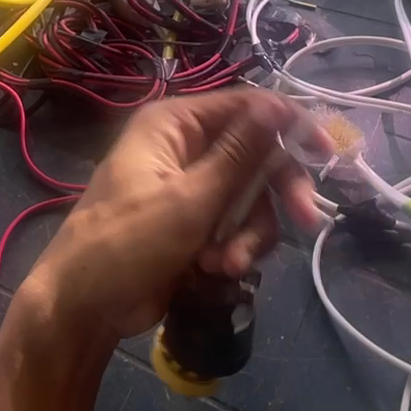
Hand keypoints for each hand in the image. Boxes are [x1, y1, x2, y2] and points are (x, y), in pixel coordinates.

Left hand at [23, 90, 325, 341]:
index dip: (290, 126)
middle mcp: (185, 146)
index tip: (326, 154)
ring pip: (251, 199)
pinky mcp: (195, 223)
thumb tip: (278, 105)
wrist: (84, 305)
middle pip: (257, 156)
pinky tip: (213, 272)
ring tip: (224, 264)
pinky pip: (235, 226)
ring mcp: (191, 186)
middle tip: (306, 220)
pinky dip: (233, 249)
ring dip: (247, 234)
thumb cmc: (128, 241)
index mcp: (176, 124)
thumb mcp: (190, 198)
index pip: (247, 107)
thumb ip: (240, 154)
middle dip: (275, 194)